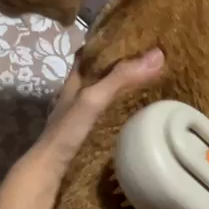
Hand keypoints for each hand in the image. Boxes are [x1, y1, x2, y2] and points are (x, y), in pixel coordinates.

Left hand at [21, 48, 164, 170]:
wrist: (50, 171)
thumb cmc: (68, 130)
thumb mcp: (94, 99)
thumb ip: (121, 79)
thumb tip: (158, 55)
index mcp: (74, 82)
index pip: (88, 54)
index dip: (106, 42)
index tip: (132, 37)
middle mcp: (76, 97)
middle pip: (97, 75)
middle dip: (119, 67)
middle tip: (149, 62)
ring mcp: (81, 119)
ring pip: (102, 97)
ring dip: (121, 92)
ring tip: (149, 87)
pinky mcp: (87, 137)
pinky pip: (107, 118)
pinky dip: (120, 113)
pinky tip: (135, 118)